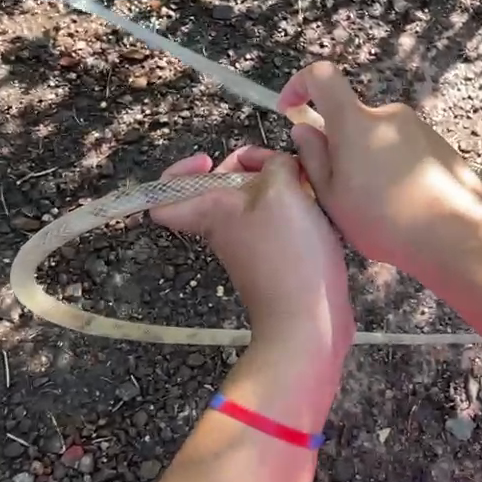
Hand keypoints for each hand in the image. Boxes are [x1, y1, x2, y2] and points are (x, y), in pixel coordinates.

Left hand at [150, 147, 353, 364]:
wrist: (307, 322)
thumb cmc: (289, 253)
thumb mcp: (283, 190)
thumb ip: (277, 164)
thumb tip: (280, 164)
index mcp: (210, 210)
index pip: (164, 196)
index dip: (179, 171)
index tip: (209, 160)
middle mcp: (222, 228)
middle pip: (222, 187)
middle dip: (250, 167)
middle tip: (279, 165)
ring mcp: (248, 244)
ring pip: (254, 201)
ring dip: (279, 187)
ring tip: (306, 186)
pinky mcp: (274, 257)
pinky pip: (276, 220)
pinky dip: (294, 208)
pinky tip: (317, 209)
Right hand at [276, 61, 481, 276]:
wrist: (455, 235)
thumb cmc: (384, 221)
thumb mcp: (333, 197)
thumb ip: (314, 157)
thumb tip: (304, 129)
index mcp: (356, 122)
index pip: (322, 76)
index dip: (300, 84)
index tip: (291, 108)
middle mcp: (389, 114)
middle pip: (353, 118)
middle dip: (342, 146)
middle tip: (344, 190)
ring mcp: (418, 127)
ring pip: (379, 137)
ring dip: (371, 161)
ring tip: (380, 206)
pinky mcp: (439, 143)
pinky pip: (405, 149)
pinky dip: (396, 168)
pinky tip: (405, 204)